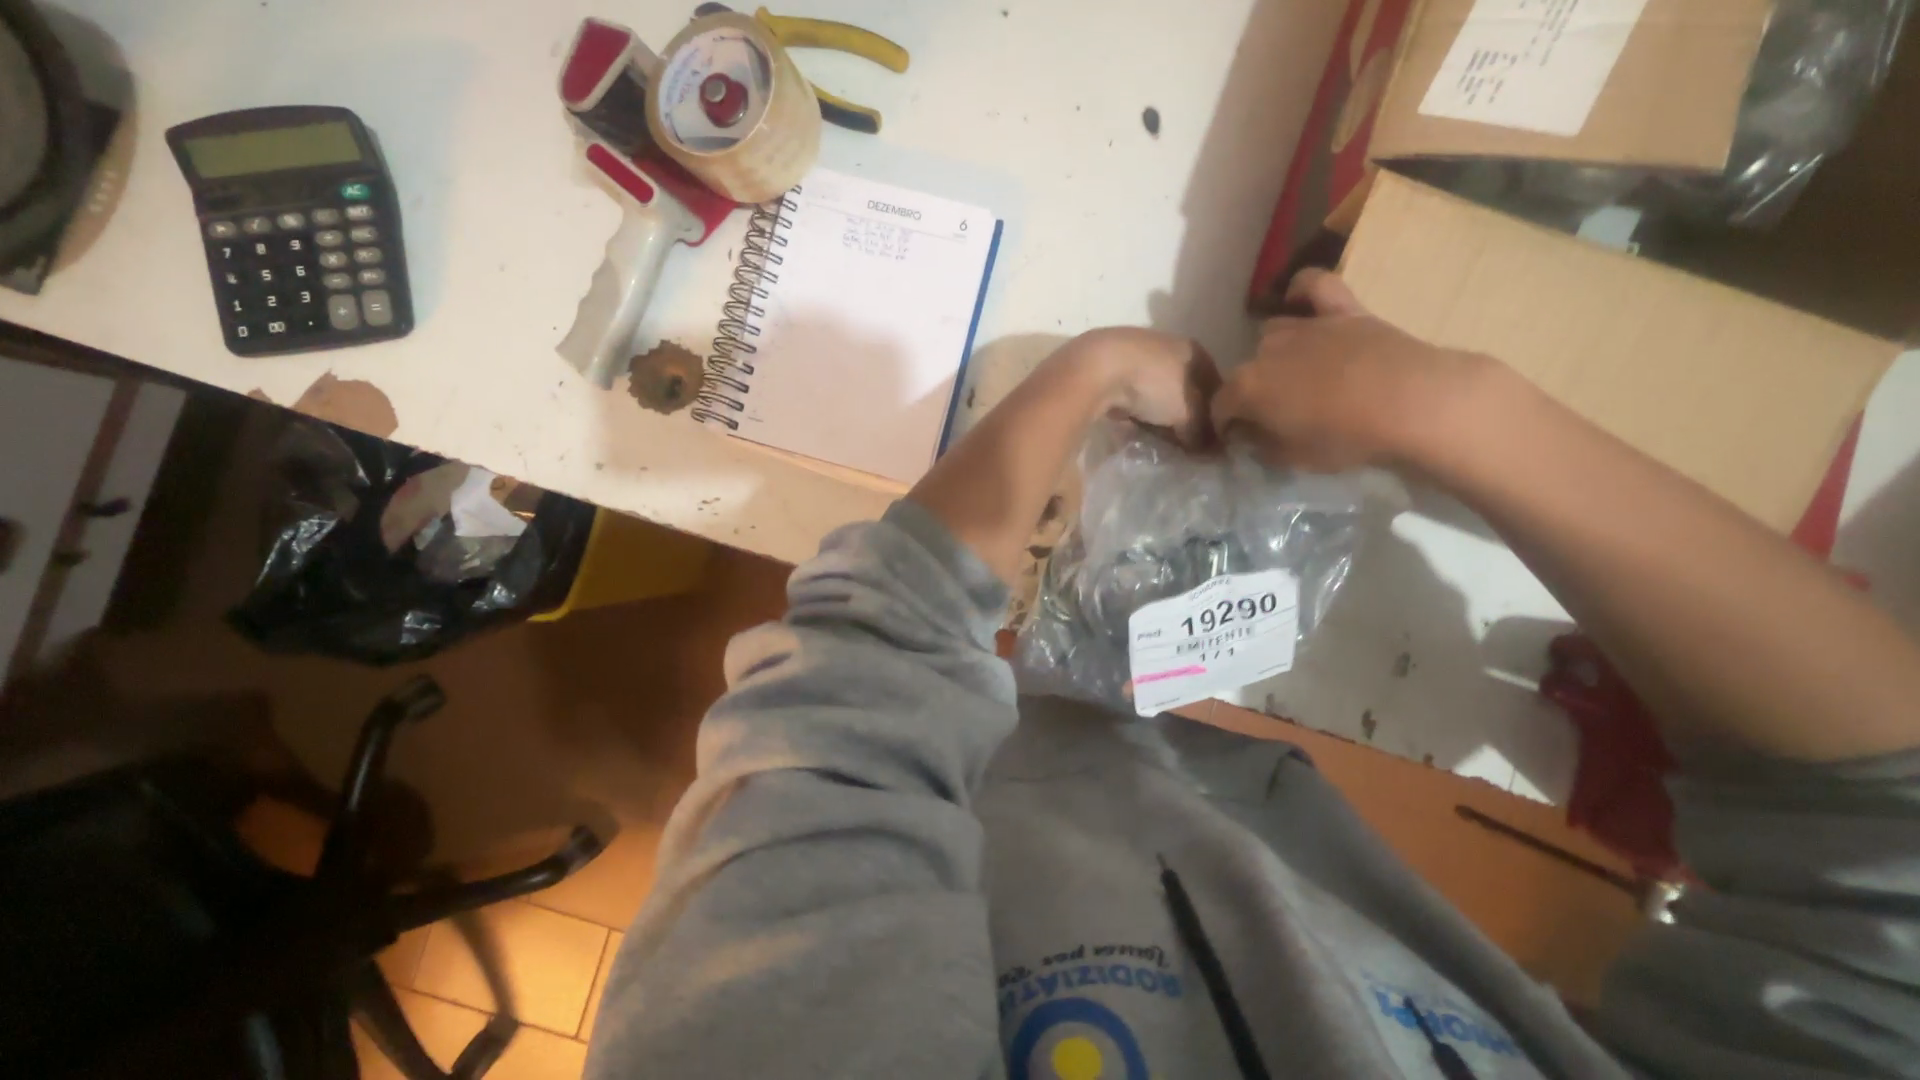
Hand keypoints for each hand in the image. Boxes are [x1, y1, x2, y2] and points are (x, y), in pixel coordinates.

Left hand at [1053, 327, 1220, 448]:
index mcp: (1193, 350)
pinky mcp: (1109, 366)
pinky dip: (1133, 408)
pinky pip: (1130, 393)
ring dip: (1157, 411)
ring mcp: (1136, 353)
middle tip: (1183, 440)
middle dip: (1184, 413)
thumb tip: (1209, 451)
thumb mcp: (1187, 412)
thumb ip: (1201, 431)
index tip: (1211, 437)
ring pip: (1155, 390)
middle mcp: (1167, 346)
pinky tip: (1132, 424)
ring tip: (1157, 436)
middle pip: (1183, 387)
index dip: (1214, 413)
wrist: (1097, 368)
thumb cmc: (1154, 384)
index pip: (1214, 385)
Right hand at [1210, 269, 1487, 471]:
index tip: (1241, 439)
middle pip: (1248, 370)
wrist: (1409, 404)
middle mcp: (1266, 351)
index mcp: (1248, 388)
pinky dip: (1301, 290)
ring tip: (1299, 373)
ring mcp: (1304, 326)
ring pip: (1273, 333)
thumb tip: (1247, 435)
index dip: (1226, 424)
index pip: (1220, 406)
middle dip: (1255, 391)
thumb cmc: (1347, 439)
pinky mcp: (1342, 310)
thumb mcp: (1294, 459)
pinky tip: (1299, 301)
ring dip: (1277, 355)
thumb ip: (1262, 446)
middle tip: (1279, 414)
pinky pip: (1313, 285)